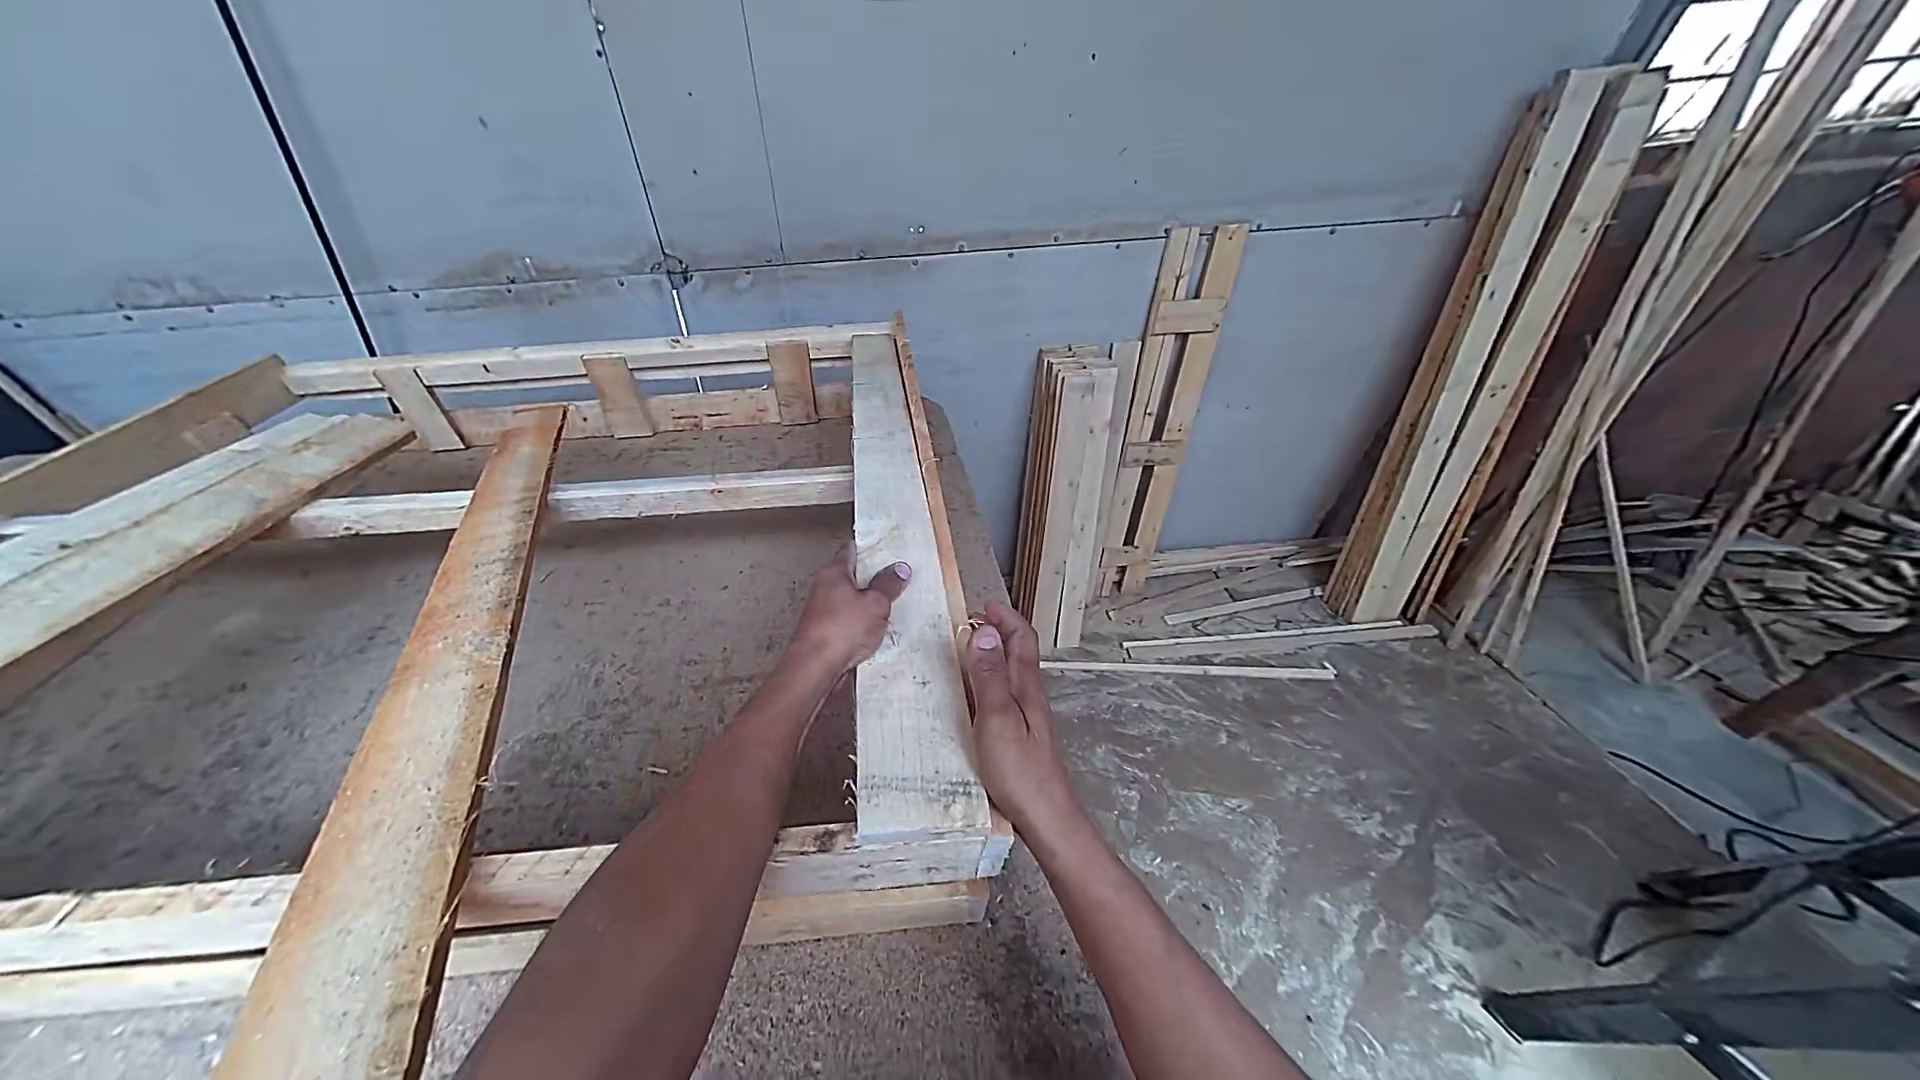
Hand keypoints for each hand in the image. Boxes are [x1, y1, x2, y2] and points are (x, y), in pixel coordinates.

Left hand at [791, 546, 910, 672]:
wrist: (816, 667)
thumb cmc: (842, 629)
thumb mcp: (875, 603)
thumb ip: (888, 585)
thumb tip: (900, 569)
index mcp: (833, 573)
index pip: (850, 550)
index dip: (868, 548)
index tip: (885, 549)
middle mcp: (824, 588)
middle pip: (850, 576)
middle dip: (872, 577)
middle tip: (896, 577)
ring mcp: (822, 611)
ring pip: (849, 600)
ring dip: (867, 603)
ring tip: (892, 604)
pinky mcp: (825, 632)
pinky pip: (848, 621)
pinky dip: (861, 622)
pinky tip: (876, 630)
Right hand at [964, 601, 1082, 833]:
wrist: (1046, 817)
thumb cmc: (1021, 771)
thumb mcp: (998, 719)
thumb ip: (990, 676)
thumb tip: (984, 632)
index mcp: (1027, 687)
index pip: (1022, 639)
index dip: (1006, 617)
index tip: (983, 605)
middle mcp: (1030, 696)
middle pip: (1018, 652)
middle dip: (998, 630)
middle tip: (969, 622)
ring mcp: (1027, 716)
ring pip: (1011, 672)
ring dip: (992, 653)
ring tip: (966, 650)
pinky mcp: (1020, 735)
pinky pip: (1004, 694)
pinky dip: (988, 680)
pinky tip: (973, 693)